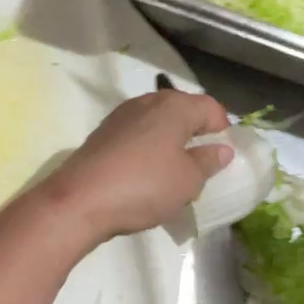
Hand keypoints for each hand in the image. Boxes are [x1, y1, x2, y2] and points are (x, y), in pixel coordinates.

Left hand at [40, 90, 233, 241]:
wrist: (79, 201)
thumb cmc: (143, 186)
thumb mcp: (187, 180)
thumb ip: (208, 162)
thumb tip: (221, 149)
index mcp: (175, 106)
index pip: (211, 108)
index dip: (222, 130)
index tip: (224, 156)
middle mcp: (147, 102)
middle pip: (182, 112)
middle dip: (195, 135)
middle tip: (200, 166)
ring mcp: (120, 117)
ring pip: (157, 125)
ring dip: (169, 144)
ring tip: (172, 174)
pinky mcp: (101, 136)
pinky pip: (136, 138)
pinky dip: (146, 152)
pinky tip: (144, 176)